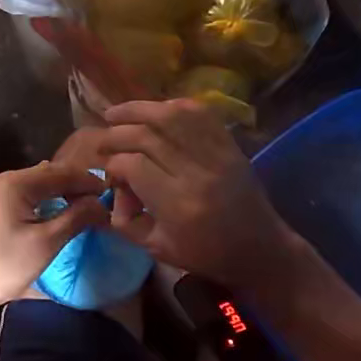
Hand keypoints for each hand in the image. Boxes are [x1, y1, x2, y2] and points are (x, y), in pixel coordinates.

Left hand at [0, 161, 107, 314]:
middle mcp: (8, 180)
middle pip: (53, 174)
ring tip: (89, 206)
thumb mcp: (47, 242)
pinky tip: (65, 212)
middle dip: (79, 185)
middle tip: (105, 201)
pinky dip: (53, 199)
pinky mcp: (1, 207)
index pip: (63, 173)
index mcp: (18, 183)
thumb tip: (102, 203)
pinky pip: (34, 194)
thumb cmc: (6, 265)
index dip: (90, 182)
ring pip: (44, 184)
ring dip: (67, 192)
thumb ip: (77, 217)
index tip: (114, 194)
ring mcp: (2, 193)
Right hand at [97, 99, 303, 288]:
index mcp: (178, 204)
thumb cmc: (205, 254)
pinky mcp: (231, 145)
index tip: (108, 171)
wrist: (258, 248)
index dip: (113, 164)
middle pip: (148, 136)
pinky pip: (200, 114)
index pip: (134, 165)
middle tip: (102, 139)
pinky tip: (155, 110)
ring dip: (139, 109)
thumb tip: (112, 188)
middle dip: (118, 133)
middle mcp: (197, 173)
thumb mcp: (158, 247)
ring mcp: (217, 155)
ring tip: (116, 112)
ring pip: (173, 116)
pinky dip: (174, 106)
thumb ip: (127, 220)